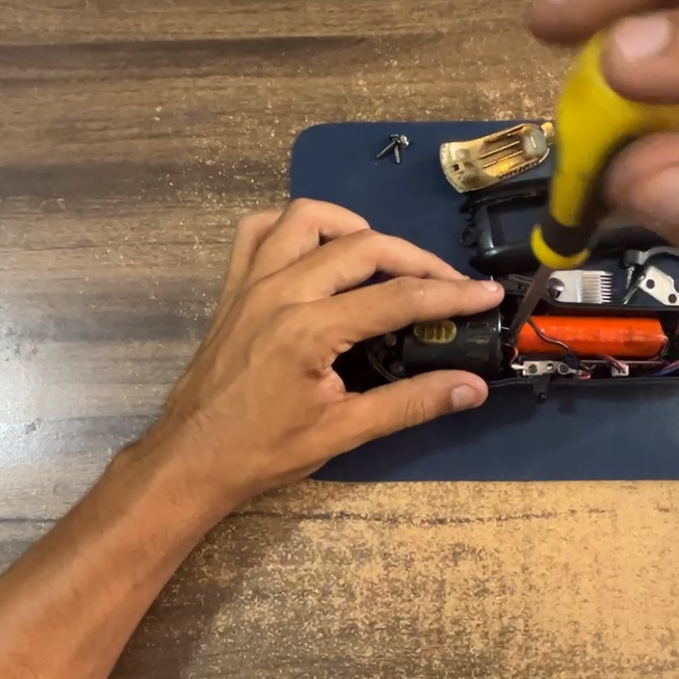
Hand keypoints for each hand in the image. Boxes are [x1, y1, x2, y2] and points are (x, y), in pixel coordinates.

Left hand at [133, 200, 500, 508]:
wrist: (191, 459)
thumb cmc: (264, 452)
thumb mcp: (344, 432)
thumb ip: (411, 403)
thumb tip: (472, 388)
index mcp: (310, 330)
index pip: (397, 297)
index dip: (451, 295)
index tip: (487, 295)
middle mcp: (280, 291)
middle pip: (363, 247)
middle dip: (416, 259)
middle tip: (448, 285)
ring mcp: (250, 283)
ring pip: (307, 219)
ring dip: (354, 228)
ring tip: (384, 258)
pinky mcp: (232, 287)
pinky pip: (258, 231)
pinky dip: (293, 227)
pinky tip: (317, 251)